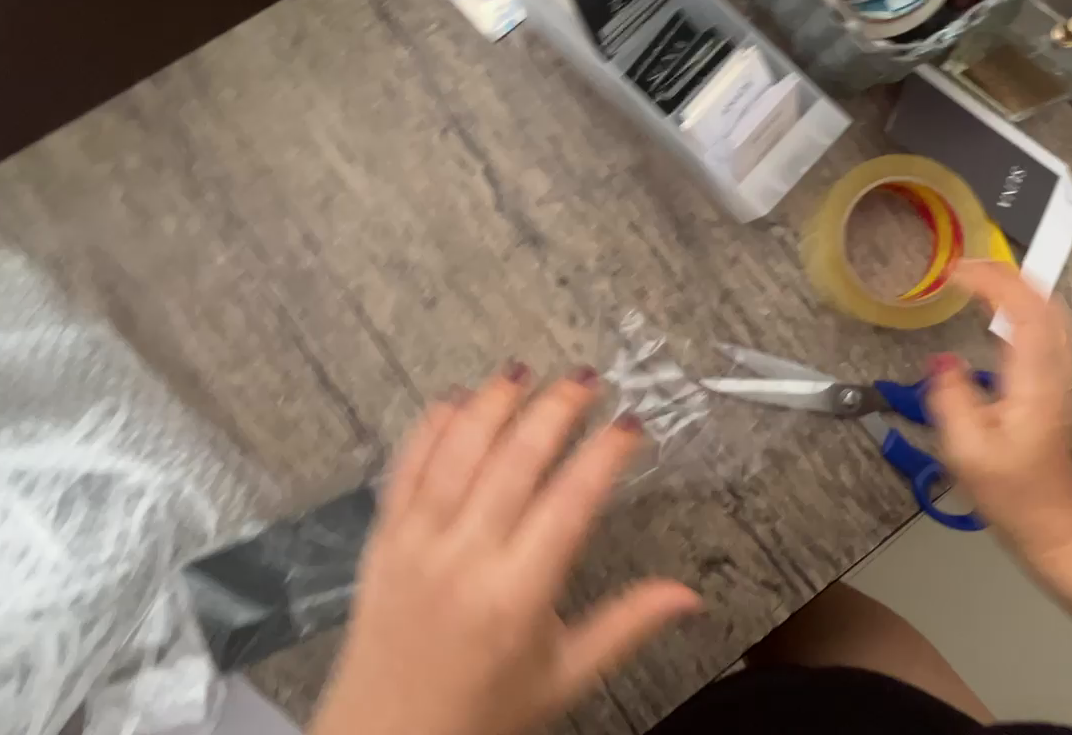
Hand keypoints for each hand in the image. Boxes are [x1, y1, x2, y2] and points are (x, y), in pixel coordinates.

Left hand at [313, 363, 702, 734]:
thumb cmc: (482, 715)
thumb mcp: (564, 678)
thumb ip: (627, 626)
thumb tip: (689, 596)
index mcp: (517, 596)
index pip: (571, 503)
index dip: (606, 455)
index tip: (631, 424)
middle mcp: (465, 559)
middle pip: (515, 461)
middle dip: (556, 409)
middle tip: (586, 379)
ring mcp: (416, 544)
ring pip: (458, 452)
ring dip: (493, 404)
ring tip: (524, 371)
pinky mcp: (382, 539)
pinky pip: (405, 468)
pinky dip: (431, 427)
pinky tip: (457, 399)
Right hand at [924, 261, 1071, 562]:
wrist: (1053, 525)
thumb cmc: (1009, 491)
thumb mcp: (967, 450)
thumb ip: (951, 398)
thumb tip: (941, 360)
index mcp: (1033, 381)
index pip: (1023, 312)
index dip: (992, 282)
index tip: (954, 273)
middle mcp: (1054, 371)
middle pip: (1044, 303)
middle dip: (1006, 274)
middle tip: (964, 265)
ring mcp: (1060, 377)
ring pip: (1052, 313)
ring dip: (1018, 286)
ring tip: (980, 276)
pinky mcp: (1055, 384)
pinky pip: (1048, 328)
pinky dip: (1026, 305)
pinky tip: (1004, 308)